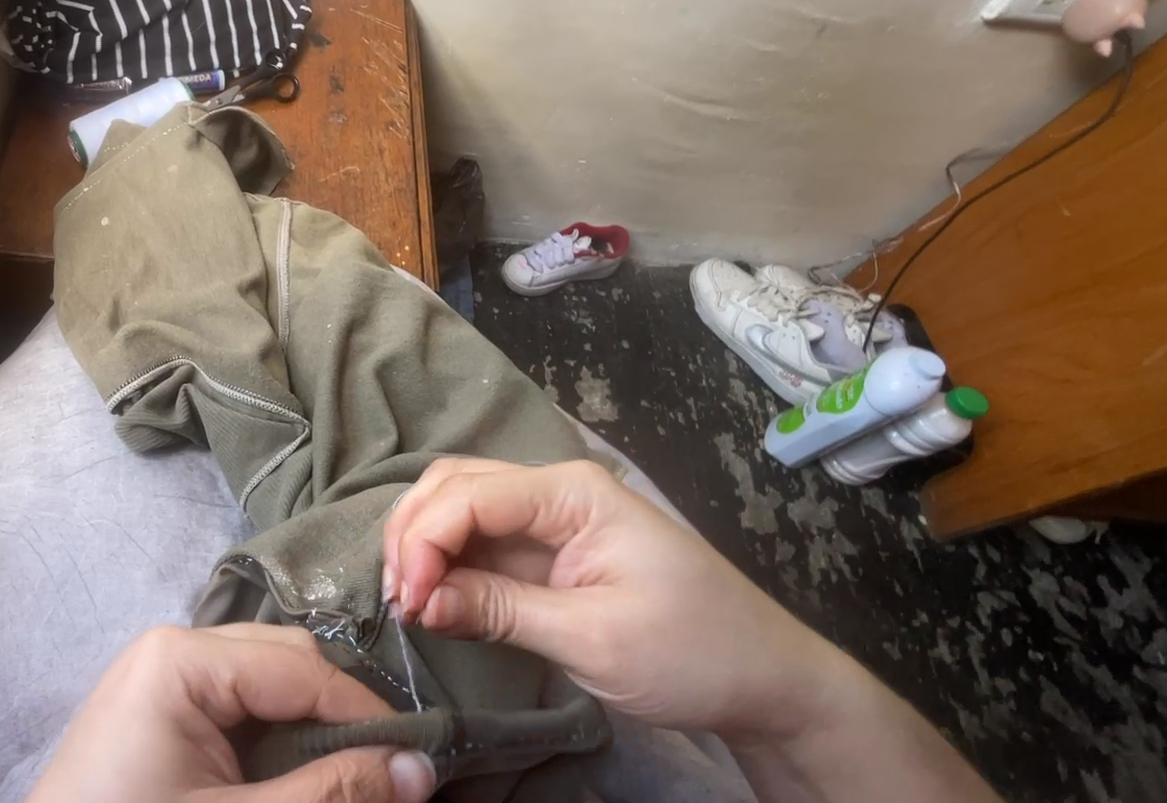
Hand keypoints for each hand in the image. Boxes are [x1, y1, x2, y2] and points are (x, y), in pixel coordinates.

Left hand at [27, 623, 436, 802]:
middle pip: (284, 659)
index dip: (363, 711)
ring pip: (266, 678)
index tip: (418, 759)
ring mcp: (163, 673)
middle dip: (337, 713)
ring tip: (340, 775)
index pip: (298, 666)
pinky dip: (273, 734)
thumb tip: (421, 769)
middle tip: (384, 771)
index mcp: (182, 658)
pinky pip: (236, 702)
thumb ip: (328, 793)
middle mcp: (174, 646)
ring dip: (309, 724)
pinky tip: (289, 771)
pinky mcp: (161, 705)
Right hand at [380, 458, 850, 742]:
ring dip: (421, 543)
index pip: (472, 494)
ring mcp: (547, 517)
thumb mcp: (592, 639)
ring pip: (458, 504)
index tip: (408, 600)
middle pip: (455, 485)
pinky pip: (478, 539)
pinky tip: (430, 593)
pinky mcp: (544, 548)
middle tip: (398, 596)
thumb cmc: (694, 653)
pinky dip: (445, 563)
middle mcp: (551, 489)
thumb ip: (498, 610)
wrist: (768, 681)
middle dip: (413, 532)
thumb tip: (417, 601)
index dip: (425, 539)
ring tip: (407, 596)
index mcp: (571, 493)